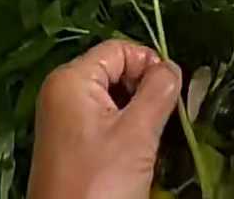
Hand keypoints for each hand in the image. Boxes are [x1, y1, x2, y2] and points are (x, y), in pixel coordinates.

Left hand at [29, 39, 181, 198]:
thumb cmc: (100, 186)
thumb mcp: (136, 135)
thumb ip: (158, 91)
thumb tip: (171, 67)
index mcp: (71, 79)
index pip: (119, 49)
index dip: (149, 63)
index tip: (172, 92)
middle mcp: (62, 92)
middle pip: (114, 71)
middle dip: (144, 90)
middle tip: (165, 117)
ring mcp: (62, 121)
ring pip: (111, 98)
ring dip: (137, 113)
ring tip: (152, 139)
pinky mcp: (68, 146)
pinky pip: (102, 121)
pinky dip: (123, 131)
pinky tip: (136, 155)